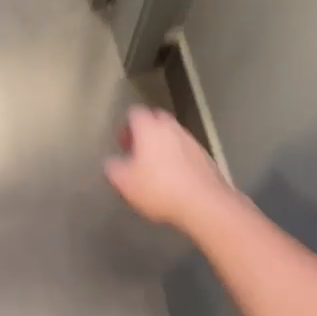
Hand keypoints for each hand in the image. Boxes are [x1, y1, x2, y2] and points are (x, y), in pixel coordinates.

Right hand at [105, 105, 234, 231]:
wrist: (203, 203)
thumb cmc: (159, 188)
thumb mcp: (125, 183)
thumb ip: (114, 168)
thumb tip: (112, 162)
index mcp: (149, 126)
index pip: (134, 113)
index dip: (126, 127)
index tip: (123, 144)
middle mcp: (170, 126)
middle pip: (155, 120)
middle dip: (145, 133)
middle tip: (139, 154)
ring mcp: (189, 138)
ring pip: (171, 135)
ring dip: (163, 145)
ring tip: (157, 169)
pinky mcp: (204, 154)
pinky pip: (185, 150)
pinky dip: (179, 158)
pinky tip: (176, 178)